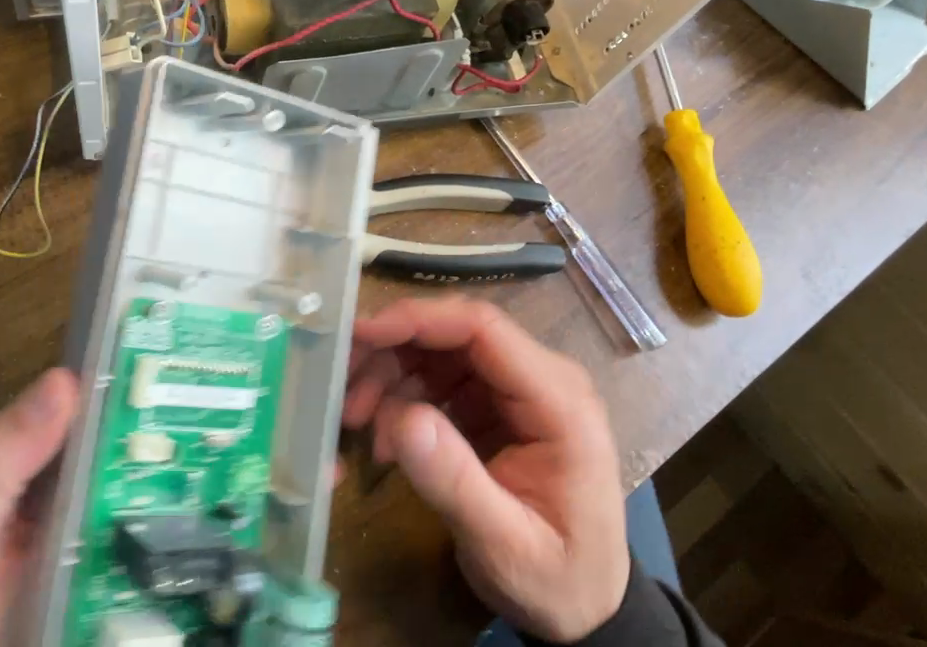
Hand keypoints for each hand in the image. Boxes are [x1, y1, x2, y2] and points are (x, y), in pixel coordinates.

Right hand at [343, 298, 629, 641]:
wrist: (585, 606)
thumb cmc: (556, 580)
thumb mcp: (505, 545)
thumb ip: (455, 482)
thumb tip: (401, 417)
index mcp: (559, 402)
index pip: (482, 329)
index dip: (418, 321)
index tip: (359, 336)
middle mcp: (541, 379)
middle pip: (453, 333)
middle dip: (391, 350)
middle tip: (342, 384)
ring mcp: (516, 389)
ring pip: (438, 351)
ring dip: (389, 374)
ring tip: (355, 420)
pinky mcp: (495, 404)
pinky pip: (438, 377)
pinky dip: (401, 397)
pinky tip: (383, 438)